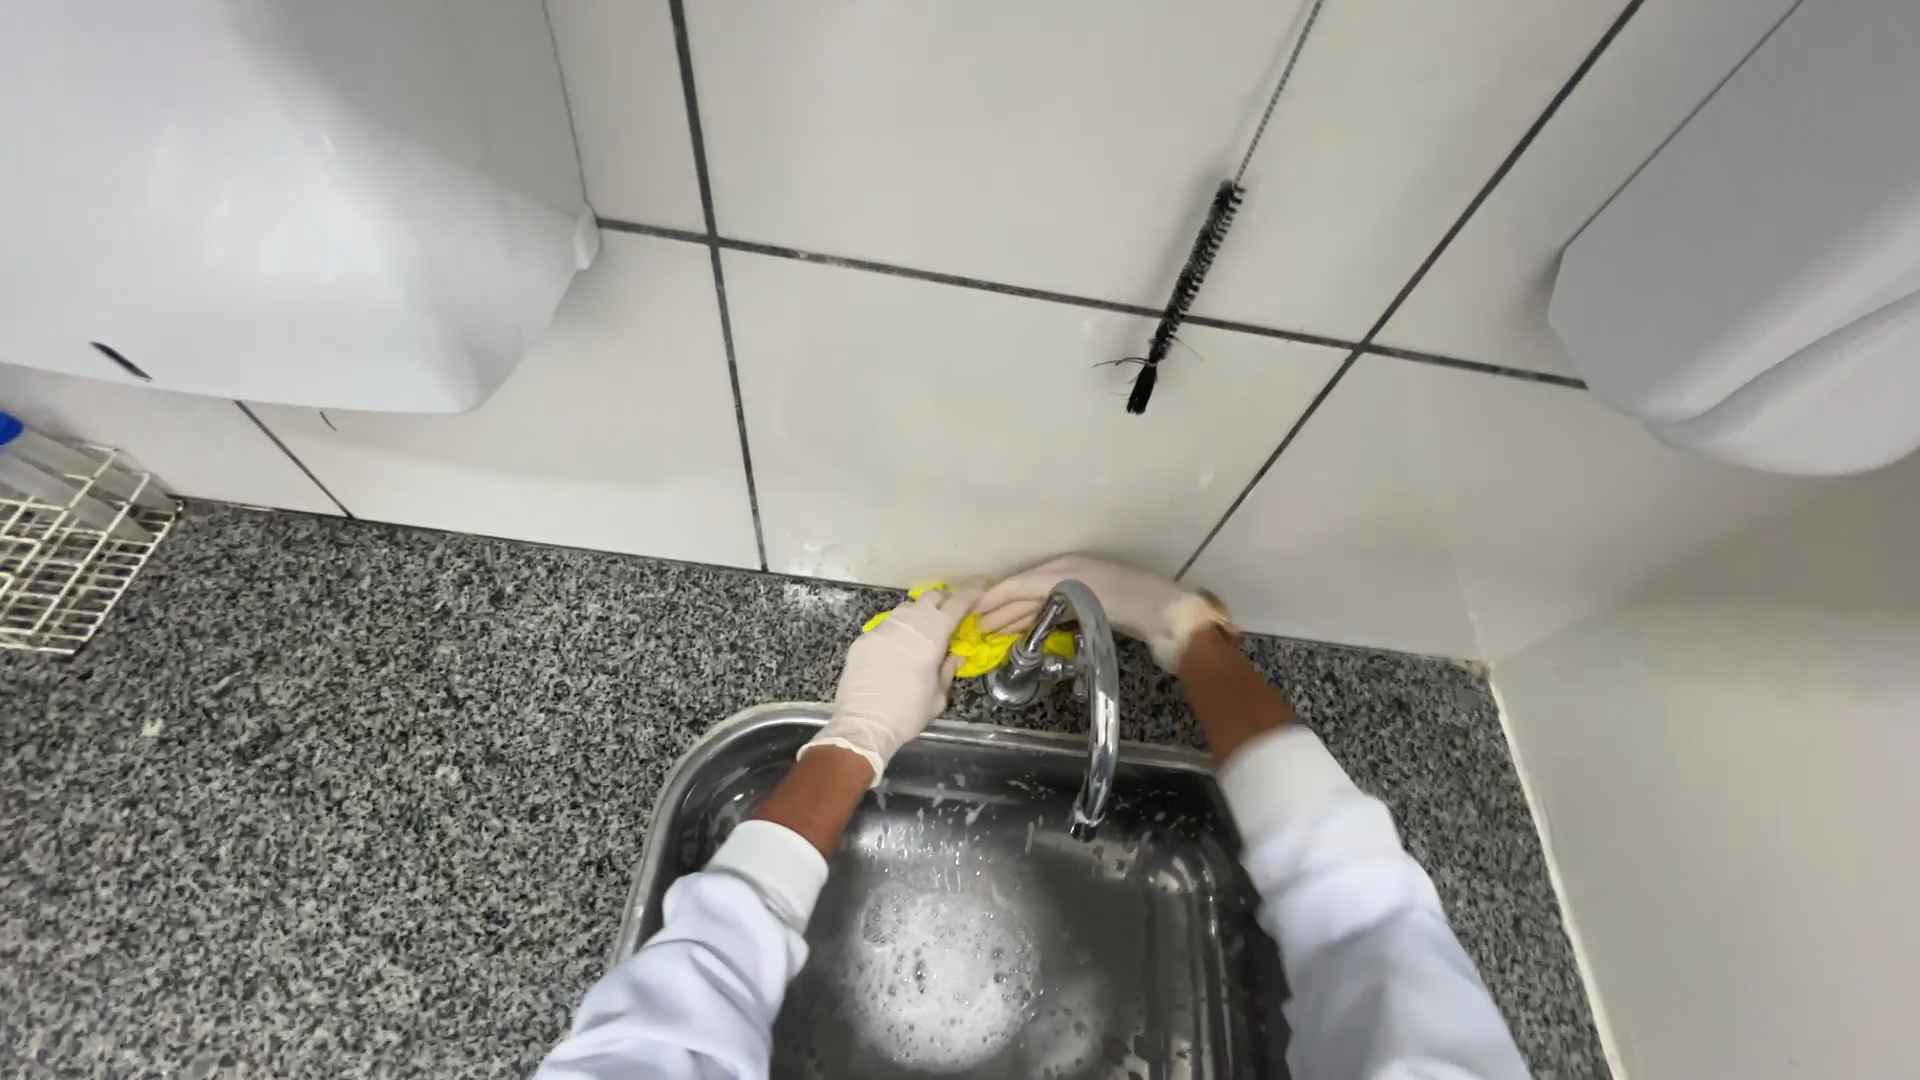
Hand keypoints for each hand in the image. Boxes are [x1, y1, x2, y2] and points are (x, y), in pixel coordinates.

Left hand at [801, 586, 981, 782]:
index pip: (956, 603)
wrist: (864, 724)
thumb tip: (955, 656)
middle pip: (930, 597)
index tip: (978, 591)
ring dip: (918, 615)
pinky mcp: (864, 639)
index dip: (970, 594)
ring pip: (905, 609)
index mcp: (932, 636)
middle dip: (943, 601)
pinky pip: (885, 627)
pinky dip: (896, 632)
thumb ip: (948, 670)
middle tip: (948, 616)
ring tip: (920, 633)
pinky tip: (895, 650)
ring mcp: (883, 629)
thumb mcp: (939, 696)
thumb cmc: (908, 713)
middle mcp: (908, 624)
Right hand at [976, 555, 1231, 671]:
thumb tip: (1009, 599)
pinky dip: (1036, 622)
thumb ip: (1041, 596)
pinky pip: (1053, 612)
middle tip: (977, 628)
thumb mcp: (1078, 595)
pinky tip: (1026, 632)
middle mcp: (1069, 574)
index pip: (1020, 583)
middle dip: (1001, 609)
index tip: (972, 610)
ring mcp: (1081, 590)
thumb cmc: (1126, 602)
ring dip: (1016, 618)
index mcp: (1064, 567)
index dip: (995, 597)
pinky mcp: (1093, 608)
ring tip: (995, 633)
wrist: (1168, 615)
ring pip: (1039, 604)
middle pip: (1027, 592)